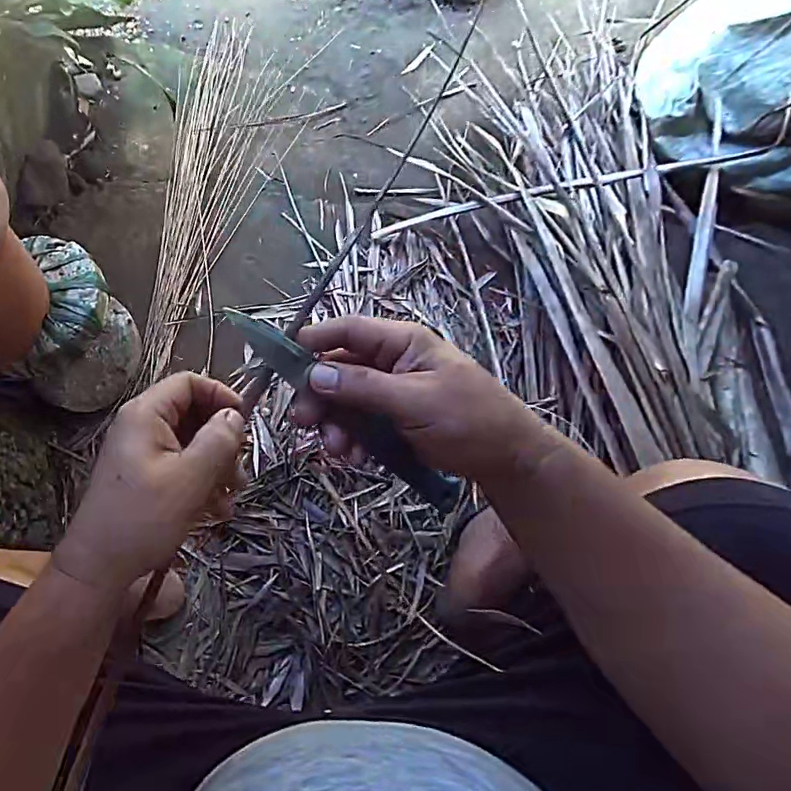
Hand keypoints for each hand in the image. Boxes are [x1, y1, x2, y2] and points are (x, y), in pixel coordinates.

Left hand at [52, 372, 246, 593]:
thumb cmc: (143, 518)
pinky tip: (216, 510)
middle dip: (223, 440)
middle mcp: (142, 426)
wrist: (99, 568)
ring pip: (192, 443)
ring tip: (231, 496)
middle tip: (239, 471)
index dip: (221, 395)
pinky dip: (202, 482)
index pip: (189, 382)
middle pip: (194, 413)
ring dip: (217, 466)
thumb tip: (235, 416)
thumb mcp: (190, 478)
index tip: (244, 423)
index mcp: (145, 414)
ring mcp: (142, 452)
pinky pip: (181, 466)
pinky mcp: (145, 477)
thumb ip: (219, 440)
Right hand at [287, 316, 552, 483]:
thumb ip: (363, 387)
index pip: (348, 331)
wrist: (507, 460)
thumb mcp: (414, 401)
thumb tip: (314, 373)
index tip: (282, 360)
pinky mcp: (392, 420)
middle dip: (319, 395)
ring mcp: (391, 392)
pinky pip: (359, 424)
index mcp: (402, 343)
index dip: (313, 340)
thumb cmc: (470, 419)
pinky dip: (352, 440)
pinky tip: (356, 459)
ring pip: (344, 401)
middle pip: (338, 369)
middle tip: (302, 422)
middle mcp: (392, 362)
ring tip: (338, 451)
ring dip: (334, 425)